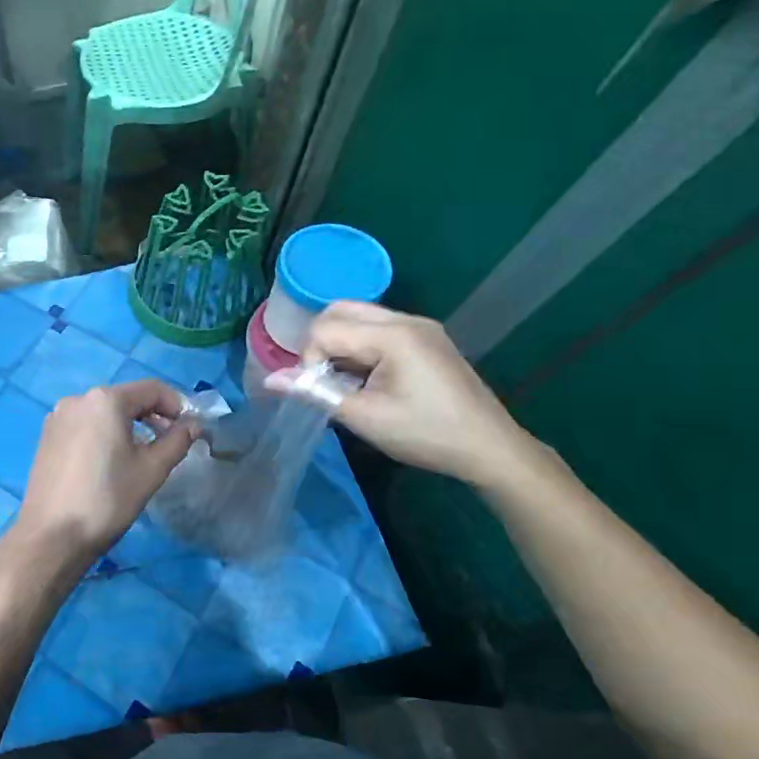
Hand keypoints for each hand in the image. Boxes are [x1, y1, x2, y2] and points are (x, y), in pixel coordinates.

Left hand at [9, 379, 198, 564]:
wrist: (52, 534)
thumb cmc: (107, 499)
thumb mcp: (151, 469)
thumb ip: (177, 440)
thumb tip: (193, 424)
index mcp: (104, 400)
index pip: (152, 389)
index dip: (177, 406)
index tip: (191, 430)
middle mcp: (76, 399)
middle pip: (125, 398)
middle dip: (152, 415)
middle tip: (171, 442)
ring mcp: (56, 418)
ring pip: (102, 413)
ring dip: (128, 425)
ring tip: (143, 454)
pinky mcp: (46, 437)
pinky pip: (83, 426)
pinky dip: (103, 434)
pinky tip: (110, 461)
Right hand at [269, 301, 543, 489]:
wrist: (488, 448)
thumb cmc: (424, 433)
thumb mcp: (363, 416)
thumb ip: (315, 393)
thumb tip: (270, 381)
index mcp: (394, 336)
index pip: (325, 329)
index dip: (310, 359)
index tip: (321, 390)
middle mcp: (407, 321)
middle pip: (339, 310)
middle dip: (320, 343)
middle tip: (325, 379)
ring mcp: (419, 328)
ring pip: (357, 317)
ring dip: (338, 345)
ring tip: (344, 382)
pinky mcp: (424, 340)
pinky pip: (376, 329)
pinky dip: (358, 348)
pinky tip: (364, 379)